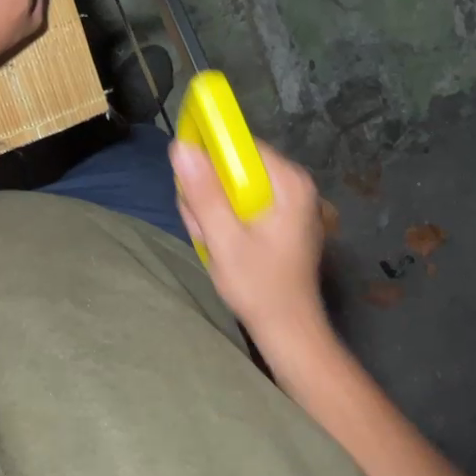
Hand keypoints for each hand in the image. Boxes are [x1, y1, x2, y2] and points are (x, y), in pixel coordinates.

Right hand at [171, 139, 327, 332]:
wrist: (288, 329)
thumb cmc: (259, 286)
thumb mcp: (223, 239)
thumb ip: (203, 193)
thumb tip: (182, 147)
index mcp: (288, 183)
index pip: (239, 146)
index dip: (209, 159)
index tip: (192, 187)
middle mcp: (293, 184)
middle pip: (234, 166)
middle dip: (209, 193)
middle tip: (204, 227)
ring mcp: (289, 202)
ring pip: (233, 186)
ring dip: (213, 210)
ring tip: (212, 241)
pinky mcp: (281, 217)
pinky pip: (241, 202)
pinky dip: (224, 219)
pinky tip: (221, 244)